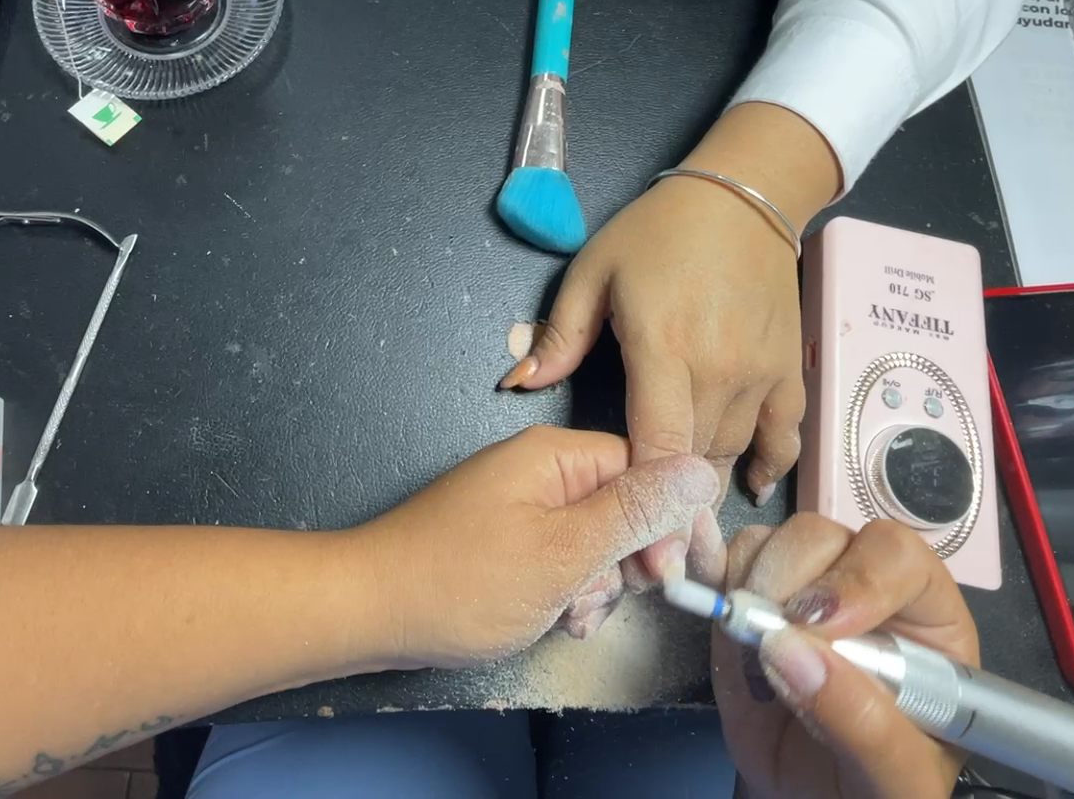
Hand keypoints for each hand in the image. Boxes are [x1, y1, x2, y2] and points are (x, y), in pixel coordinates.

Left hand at [351, 425, 717, 667]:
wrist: (373, 608)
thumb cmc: (466, 579)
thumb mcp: (562, 551)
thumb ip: (635, 513)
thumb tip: (700, 468)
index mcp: (557, 455)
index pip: (645, 468)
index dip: (670, 521)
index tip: (677, 576)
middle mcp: (543, 470)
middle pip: (623, 506)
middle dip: (628, 560)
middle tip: (601, 596)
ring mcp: (524, 504)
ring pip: (597, 540)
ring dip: (597, 583)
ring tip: (570, 613)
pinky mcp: (511, 537)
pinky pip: (564, 556)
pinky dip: (570, 589)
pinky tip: (557, 618)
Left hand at [501, 103, 837, 582]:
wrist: (740, 199)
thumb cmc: (655, 234)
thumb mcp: (594, 273)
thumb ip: (559, 336)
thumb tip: (516, 384)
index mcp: (664, 350)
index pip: (657, 445)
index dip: (647, 504)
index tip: (638, 554)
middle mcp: (719, 371)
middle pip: (693, 459)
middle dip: (670, 506)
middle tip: (649, 550)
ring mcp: (763, 372)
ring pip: (731, 450)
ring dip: (703, 480)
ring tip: (680, 516)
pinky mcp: (791, 367)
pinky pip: (783, 432)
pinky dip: (766, 462)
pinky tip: (747, 484)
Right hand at [713, 516, 979, 798]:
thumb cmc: (868, 790)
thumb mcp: (894, 781)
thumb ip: (862, 723)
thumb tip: (791, 650)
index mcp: (924, 622)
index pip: (900, 559)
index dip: (860, 578)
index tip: (821, 626)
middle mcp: (860, 586)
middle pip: (825, 535)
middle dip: (789, 577)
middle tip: (768, 635)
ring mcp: (796, 582)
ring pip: (770, 538)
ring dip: (748, 582)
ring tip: (748, 646)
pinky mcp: (745, 589)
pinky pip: (724, 554)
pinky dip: (711, 572)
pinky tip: (715, 609)